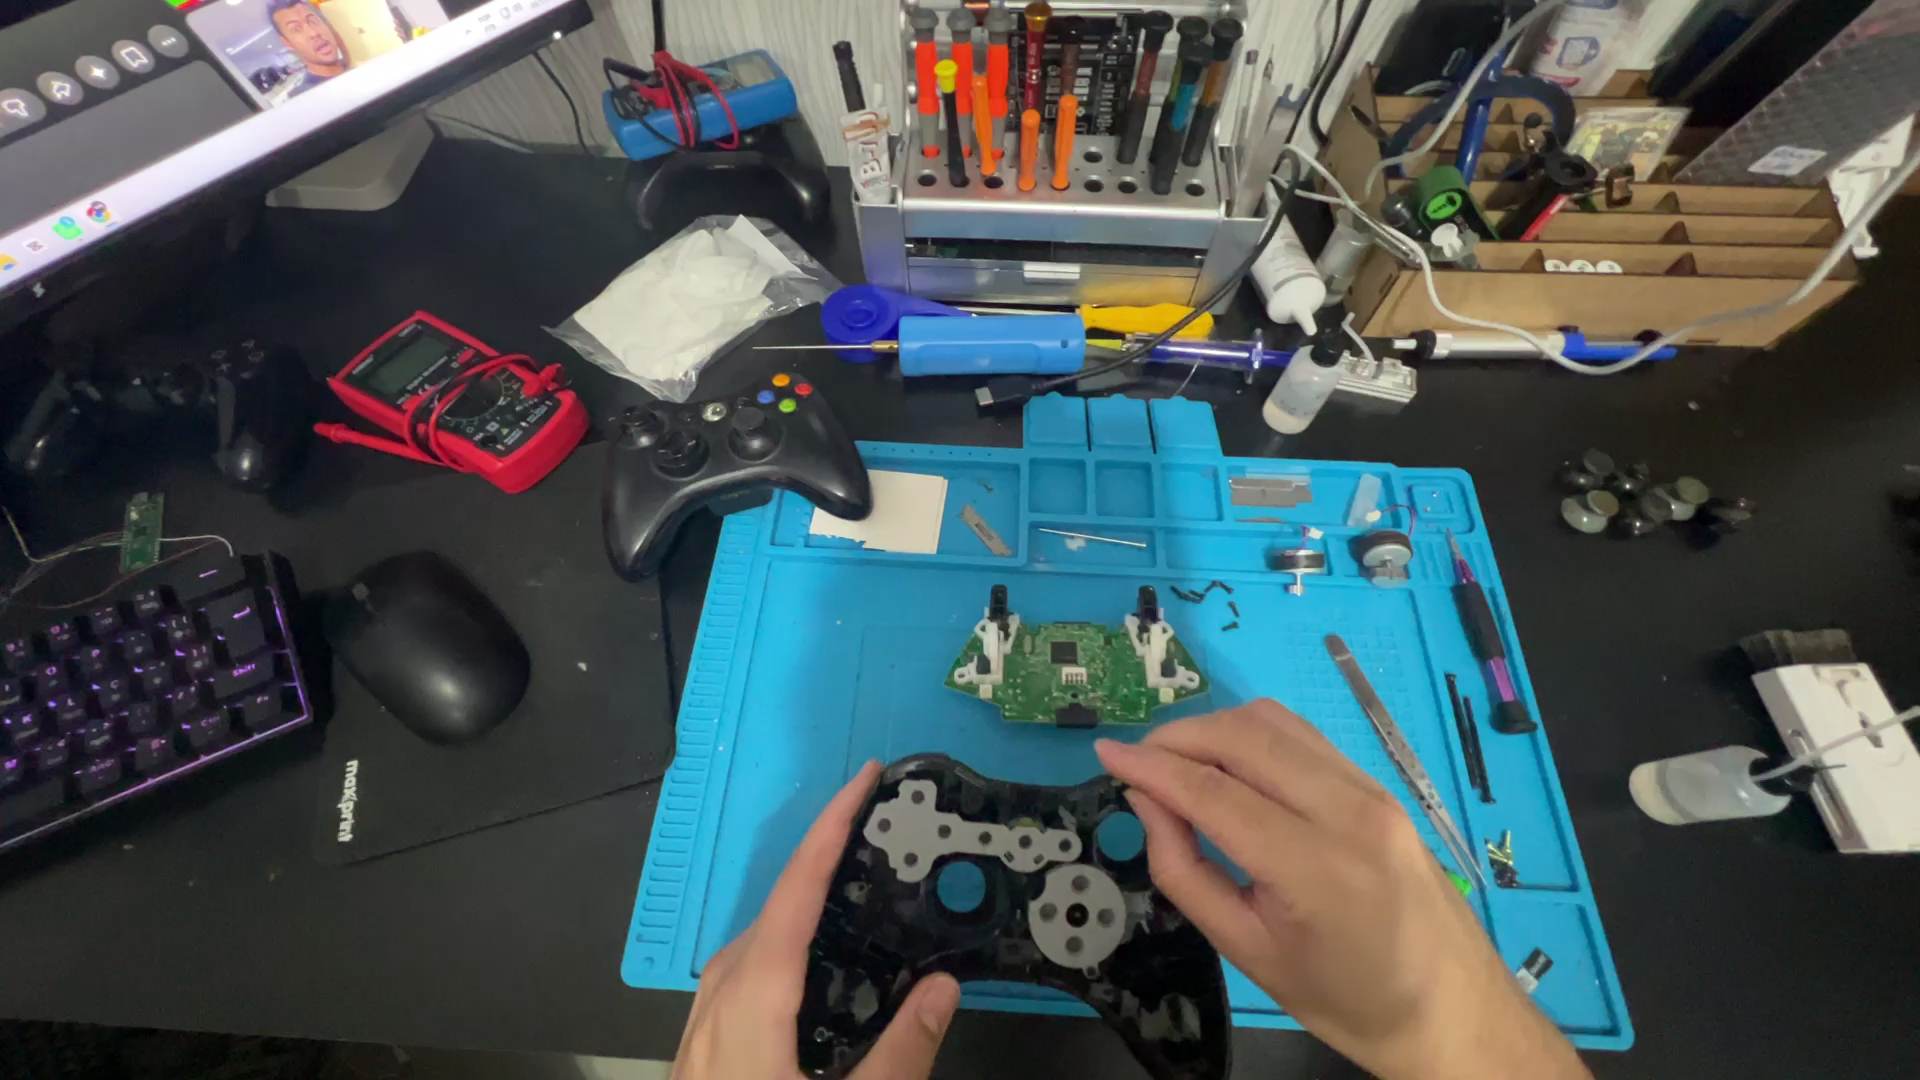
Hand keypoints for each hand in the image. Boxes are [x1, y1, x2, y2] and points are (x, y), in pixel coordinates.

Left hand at [671, 762, 960, 1079]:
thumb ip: (901, 1053)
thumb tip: (947, 985)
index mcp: (754, 993)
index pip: (800, 883)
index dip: (834, 822)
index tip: (866, 776)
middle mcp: (722, 991)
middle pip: (780, 899)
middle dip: (829, 852)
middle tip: (884, 830)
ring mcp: (706, 1017)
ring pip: (763, 932)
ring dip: (810, 894)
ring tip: (862, 881)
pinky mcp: (707, 1042)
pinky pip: (752, 964)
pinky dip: (792, 934)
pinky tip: (821, 961)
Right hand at [1095, 701, 1589, 1079]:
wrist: (1457, 1013)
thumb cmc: (1344, 998)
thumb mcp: (1247, 949)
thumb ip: (1182, 868)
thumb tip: (1146, 799)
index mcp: (1317, 869)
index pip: (1212, 793)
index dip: (1149, 767)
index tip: (1105, 754)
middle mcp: (1349, 811)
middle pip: (1240, 736)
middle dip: (1175, 737)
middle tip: (1139, 763)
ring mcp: (1370, 788)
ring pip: (1268, 720)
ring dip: (1210, 728)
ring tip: (1178, 762)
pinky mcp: (1375, 781)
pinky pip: (1297, 732)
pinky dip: (1247, 733)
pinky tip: (1227, 763)